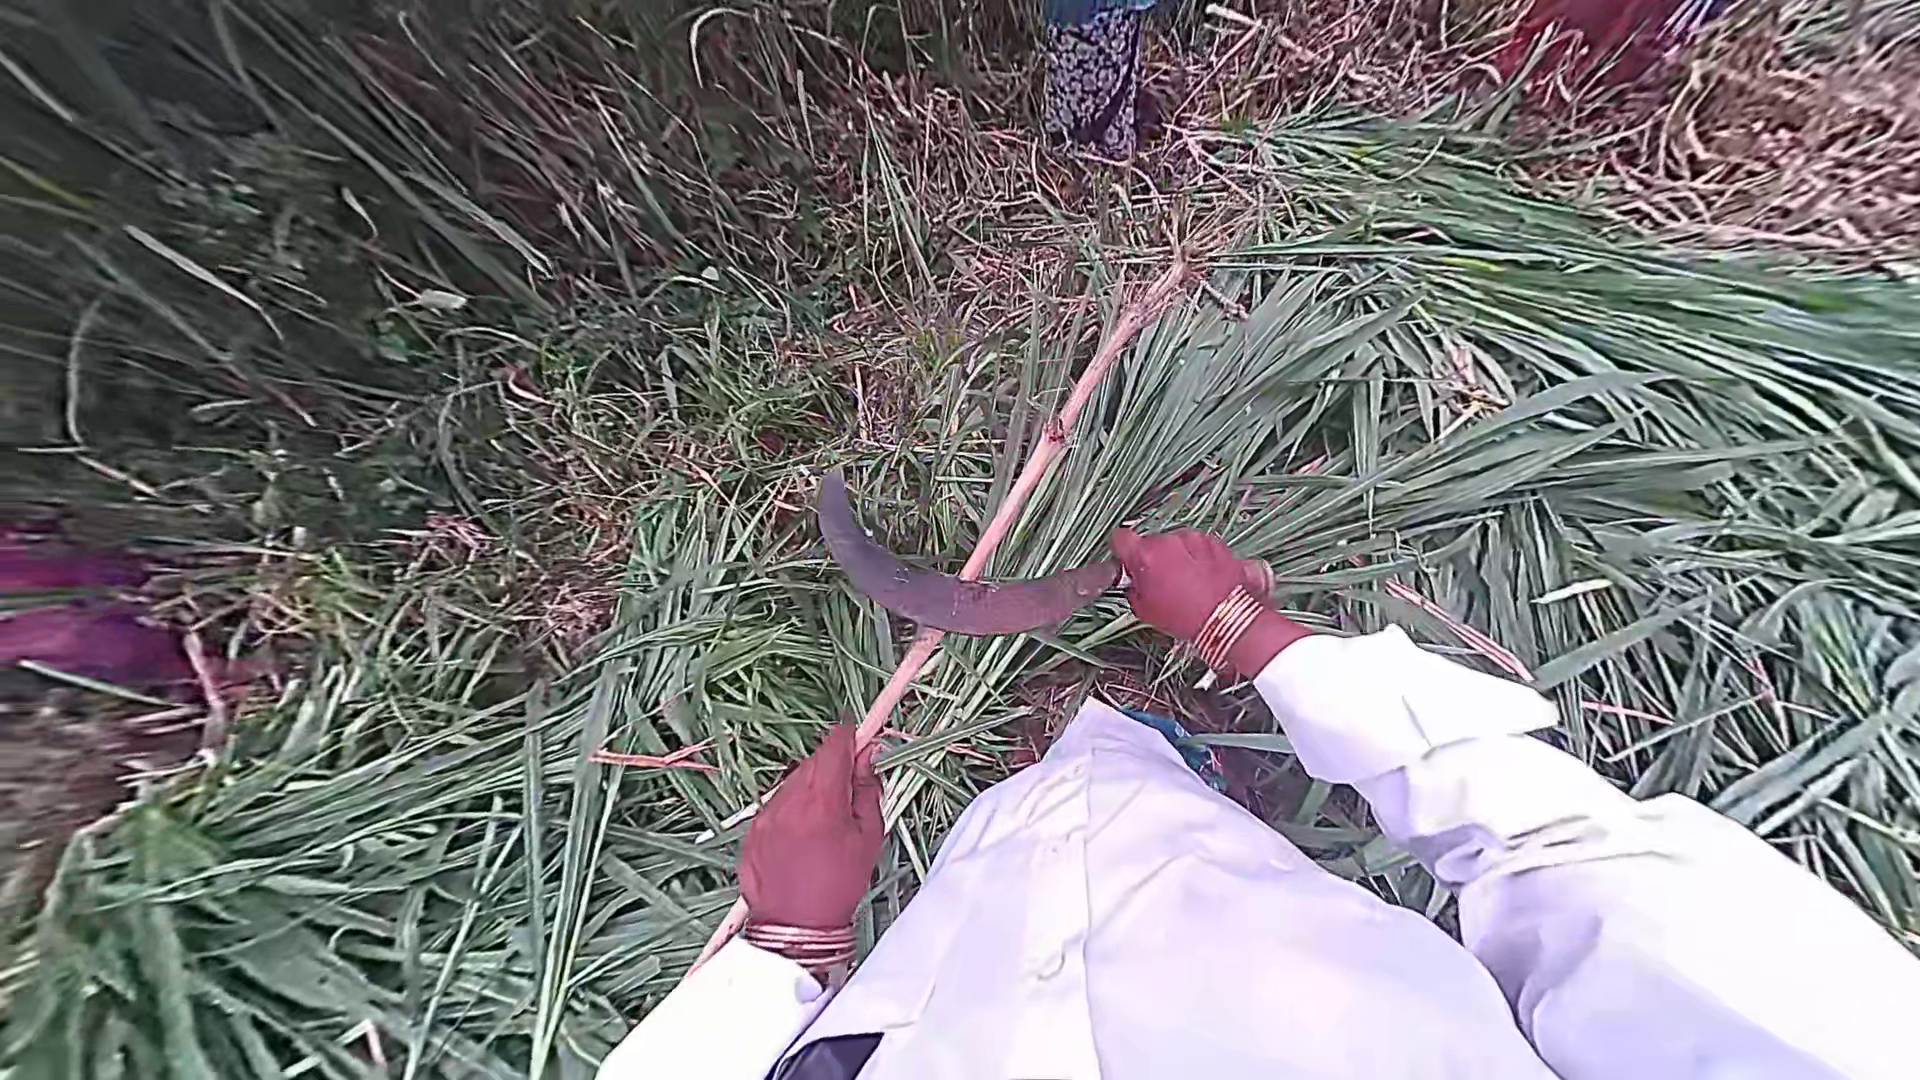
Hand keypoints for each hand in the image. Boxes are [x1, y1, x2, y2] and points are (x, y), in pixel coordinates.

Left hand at [741, 724, 882, 928]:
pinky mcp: (753, 829)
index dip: (850, 740)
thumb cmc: (838, 886)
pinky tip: (804, 832)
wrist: (795, 931)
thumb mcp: (869, 835)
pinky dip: (793, 806)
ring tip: (825, 818)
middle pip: (814, 760)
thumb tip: (868, 755)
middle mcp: (788, 800)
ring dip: (812, 786)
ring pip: (795, 779)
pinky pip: (778, 802)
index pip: (835, 744)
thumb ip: (868, 787)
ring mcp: (766, 814)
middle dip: (834, 766)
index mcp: (821, 799)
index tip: (860, 744)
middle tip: (848, 789)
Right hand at [1110, 527, 1252, 641]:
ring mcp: (1193, 538)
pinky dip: (1197, 556)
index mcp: (1145, 554)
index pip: (1121, 538)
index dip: (1123, 549)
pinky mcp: (1214, 542)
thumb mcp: (1144, 609)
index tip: (1127, 559)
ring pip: (1176, 542)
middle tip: (1160, 580)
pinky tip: (1201, 577)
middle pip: (1151, 542)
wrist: (1229, 619)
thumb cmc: (1186, 617)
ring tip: (1186, 581)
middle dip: (1154, 557)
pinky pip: (1198, 545)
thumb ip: (1132, 588)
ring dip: (1177, 555)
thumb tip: (1132, 581)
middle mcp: (1168, 540)